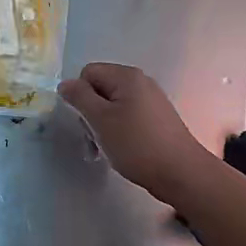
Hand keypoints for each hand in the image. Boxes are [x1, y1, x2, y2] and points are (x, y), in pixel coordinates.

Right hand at [59, 63, 220, 205]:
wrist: (180, 172)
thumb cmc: (136, 144)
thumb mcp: (100, 120)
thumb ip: (80, 98)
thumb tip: (66, 84)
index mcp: (127, 76)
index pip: (88, 73)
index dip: (80, 96)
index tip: (86, 121)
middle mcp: (141, 83)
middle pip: (101, 90)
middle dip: (90, 114)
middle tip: (94, 140)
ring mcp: (152, 102)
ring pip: (113, 108)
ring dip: (103, 128)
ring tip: (106, 150)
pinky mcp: (158, 120)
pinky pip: (129, 119)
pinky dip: (120, 133)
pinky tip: (123, 152)